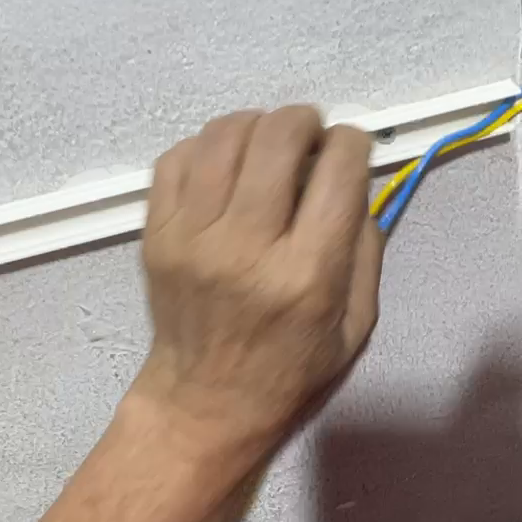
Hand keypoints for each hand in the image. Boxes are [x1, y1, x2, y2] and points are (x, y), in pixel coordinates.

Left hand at [133, 107, 383, 459]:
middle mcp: (247, 247)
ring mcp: (192, 237)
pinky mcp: (156, 233)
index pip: (339, 171)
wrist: (204, 402)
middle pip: (278, 137)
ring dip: (257, 123)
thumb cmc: (290, 367)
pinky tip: (226, 164)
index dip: (354, 143)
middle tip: (312, 135)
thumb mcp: (357, 323)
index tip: (351, 150)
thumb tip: (354, 180)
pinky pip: (176, 156)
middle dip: (306, 120)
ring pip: (224, 135)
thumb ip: (365, 248)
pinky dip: (207, 145)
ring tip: (268, 143)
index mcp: (307, 274)